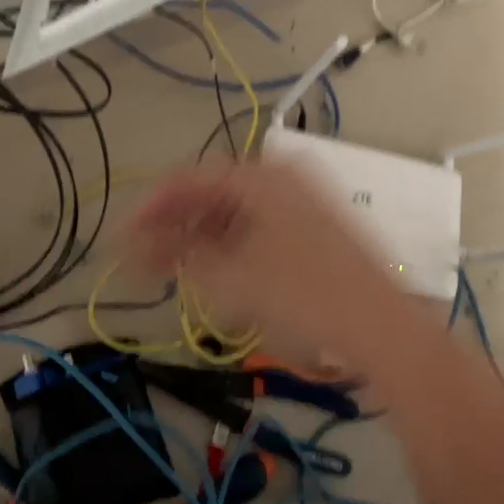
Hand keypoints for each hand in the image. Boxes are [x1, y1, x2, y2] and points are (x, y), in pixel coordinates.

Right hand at [125, 161, 409, 359]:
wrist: (384, 328)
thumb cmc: (304, 294)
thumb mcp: (230, 277)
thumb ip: (174, 254)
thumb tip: (128, 242)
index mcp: (261, 175)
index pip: (187, 177)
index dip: (149, 207)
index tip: (119, 238)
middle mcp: (280, 178)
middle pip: (209, 194)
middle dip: (171, 226)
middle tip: (138, 262)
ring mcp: (299, 203)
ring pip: (231, 214)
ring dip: (196, 240)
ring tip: (167, 273)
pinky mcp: (309, 230)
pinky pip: (253, 228)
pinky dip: (225, 248)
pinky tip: (209, 276)